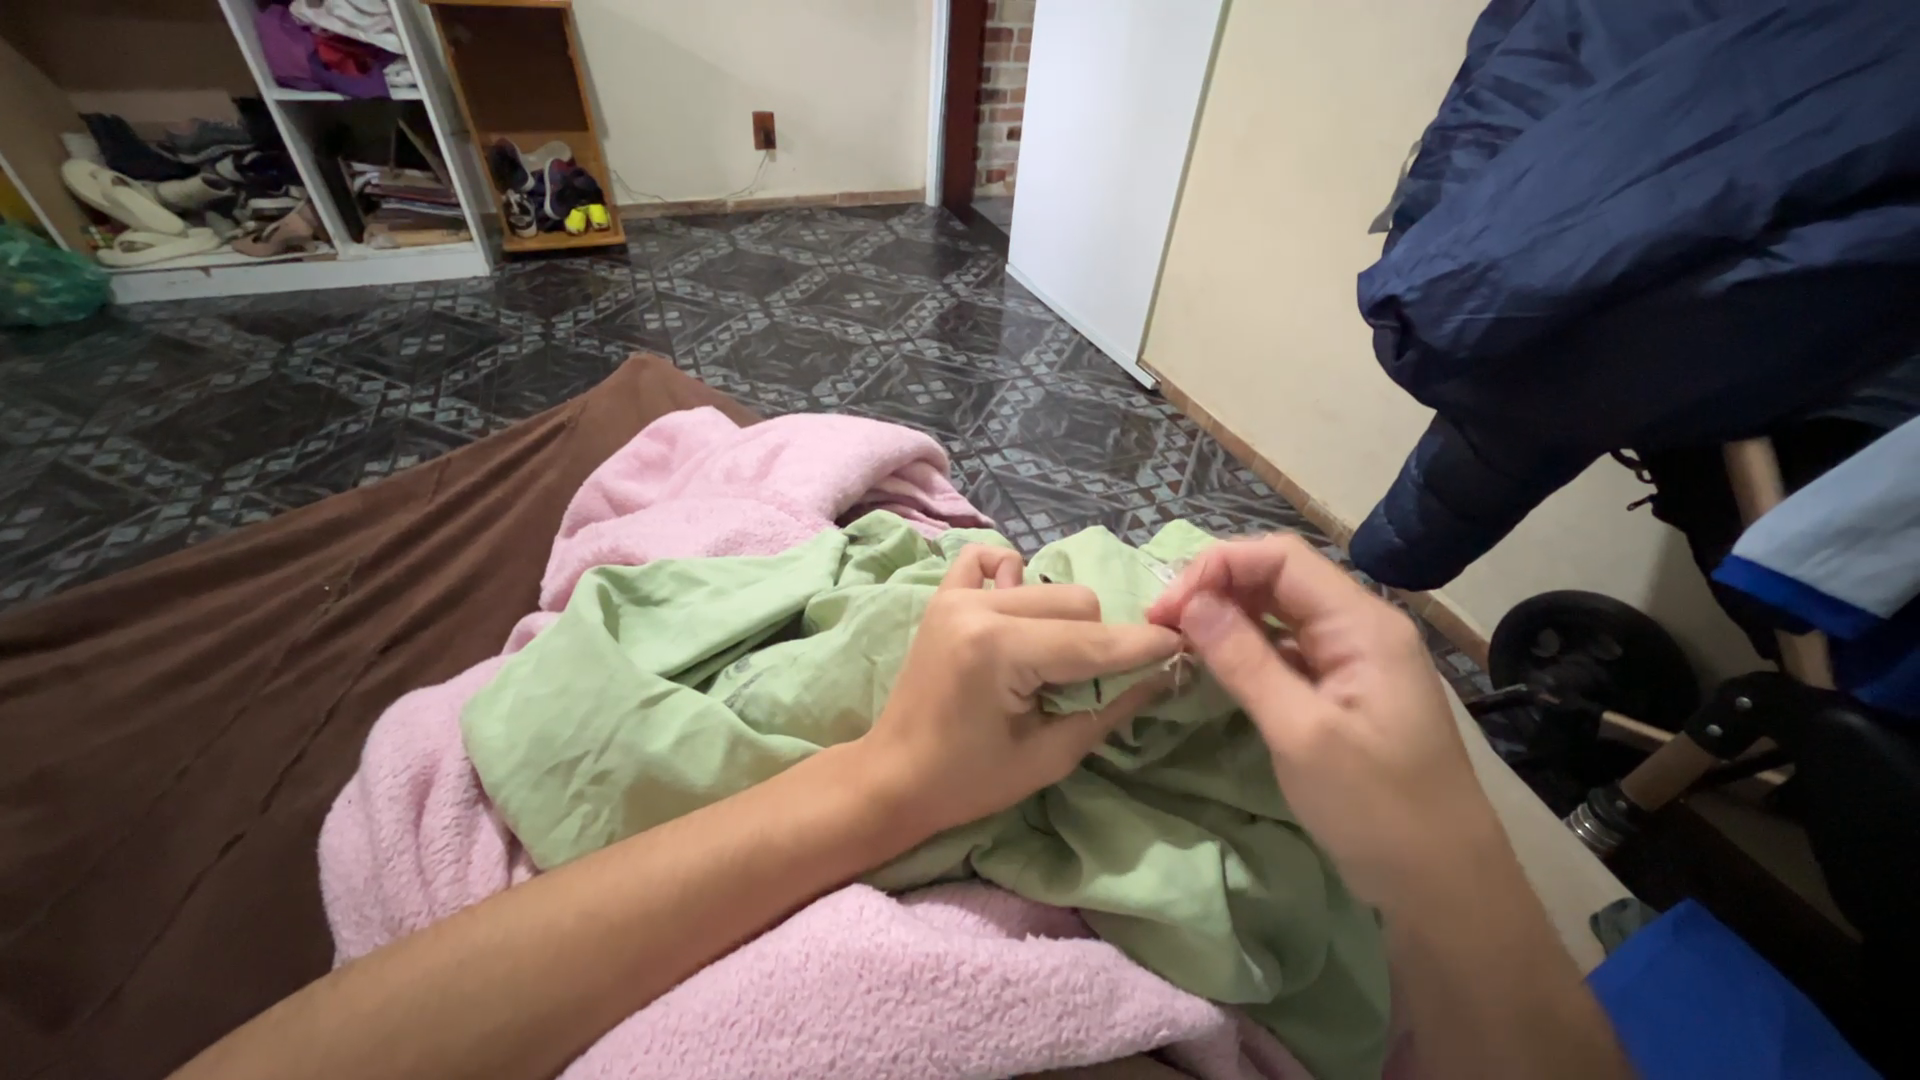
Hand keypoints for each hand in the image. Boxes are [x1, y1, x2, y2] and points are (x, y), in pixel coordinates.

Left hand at [859, 544, 1182, 836]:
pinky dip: (1013, 576)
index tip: (1184, 646)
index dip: (1144, 647)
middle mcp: (979, 607)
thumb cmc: (969, 780)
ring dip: (1065, 619)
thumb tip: (1164, 675)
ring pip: (1046, 585)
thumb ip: (1109, 707)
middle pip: (1077, 603)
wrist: (894, 776)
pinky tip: (1018, 605)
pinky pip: (987, 560)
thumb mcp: (1050, 756)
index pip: (1092, 642)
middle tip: (1092, 683)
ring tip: (1051, 660)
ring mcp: (956, 596)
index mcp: (1000, 650)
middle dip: (1101, 642)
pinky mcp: (943, 597)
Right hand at [1146, 534, 1498, 906]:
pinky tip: (1213, 664)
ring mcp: (1352, 658)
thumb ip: (1244, 661)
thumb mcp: (1301, 734)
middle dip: (1215, 588)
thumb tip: (1189, 603)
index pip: (1280, 558)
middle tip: (1162, 624)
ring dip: (1225, 615)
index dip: (1216, 568)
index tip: (1166, 609)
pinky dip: (1244, 647)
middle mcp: (1360, 627)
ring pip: (1278, 610)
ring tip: (1177, 639)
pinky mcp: (1341, 688)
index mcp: (1362, 624)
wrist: (1445, 885)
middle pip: (1278, 576)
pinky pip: (1285, 647)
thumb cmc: (1378, 809)